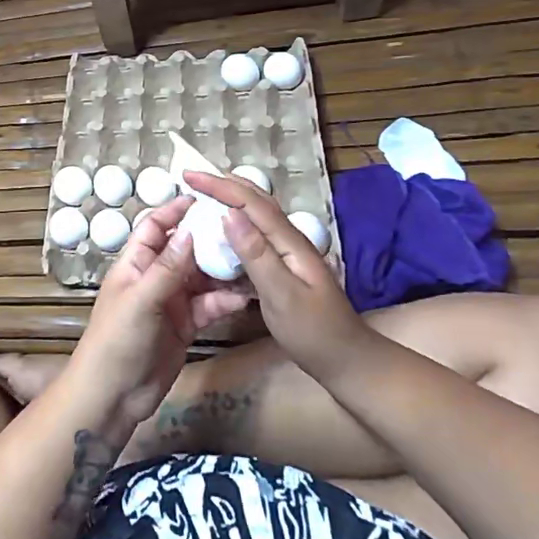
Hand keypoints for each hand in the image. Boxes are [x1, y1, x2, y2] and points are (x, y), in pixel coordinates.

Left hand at [70, 196, 253, 429]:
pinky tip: (246, 297)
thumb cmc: (118, 339)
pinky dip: (225, 301)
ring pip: (201, 278)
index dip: (175, 211)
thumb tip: (190, 230)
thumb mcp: (141, 300)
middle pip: (184, 249)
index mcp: (135, 263)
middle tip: (243, 229)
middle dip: (209, 240)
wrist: (114, 394)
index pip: (155, 227)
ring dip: (223, 271)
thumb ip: (167, 267)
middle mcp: (154, 277)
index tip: (205, 199)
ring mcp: (171, 301)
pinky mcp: (186, 325)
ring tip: (252, 261)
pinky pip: (209, 306)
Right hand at [184, 171, 376, 381]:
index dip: (219, 186)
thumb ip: (256, 254)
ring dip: (231, 196)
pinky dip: (237, 219)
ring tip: (204, 192)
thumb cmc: (314, 332)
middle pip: (256, 199)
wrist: (349, 362)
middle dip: (223, 184)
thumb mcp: (282, 295)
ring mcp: (289, 251)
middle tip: (192, 177)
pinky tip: (225, 227)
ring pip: (257, 212)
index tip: (189, 176)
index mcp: (289, 242)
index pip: (251, 203)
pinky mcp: (285, 264)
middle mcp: (290, 239)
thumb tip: (229, 214)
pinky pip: (257, 230)